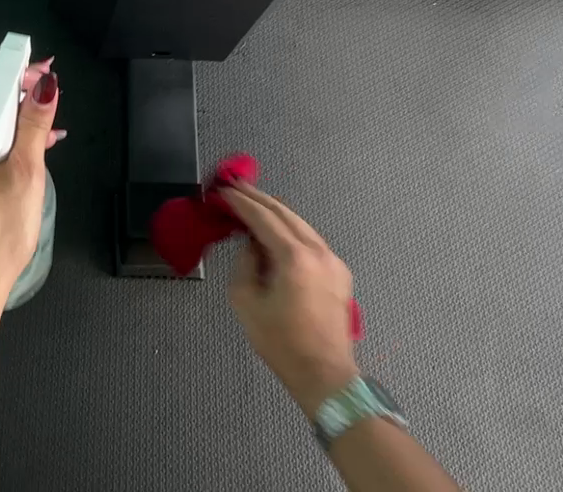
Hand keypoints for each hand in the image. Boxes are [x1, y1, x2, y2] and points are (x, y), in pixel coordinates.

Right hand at [221, 183, 359, 418]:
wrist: (324, 375)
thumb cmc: (281, 342)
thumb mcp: (246, 301)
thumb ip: (244, 262)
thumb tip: (251, 244)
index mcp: (294, 257)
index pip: (263, 217)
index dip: (241, 202)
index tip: (223, 191)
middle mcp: (318, 251)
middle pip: (284, 213)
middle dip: (258, 198)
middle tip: (235, 187)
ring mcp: (333, 260)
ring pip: (300, 223)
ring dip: (275, 212)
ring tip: (252, 203)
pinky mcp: (339, 272)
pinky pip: (310, 240)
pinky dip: (290, 229)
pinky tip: (276, 231)